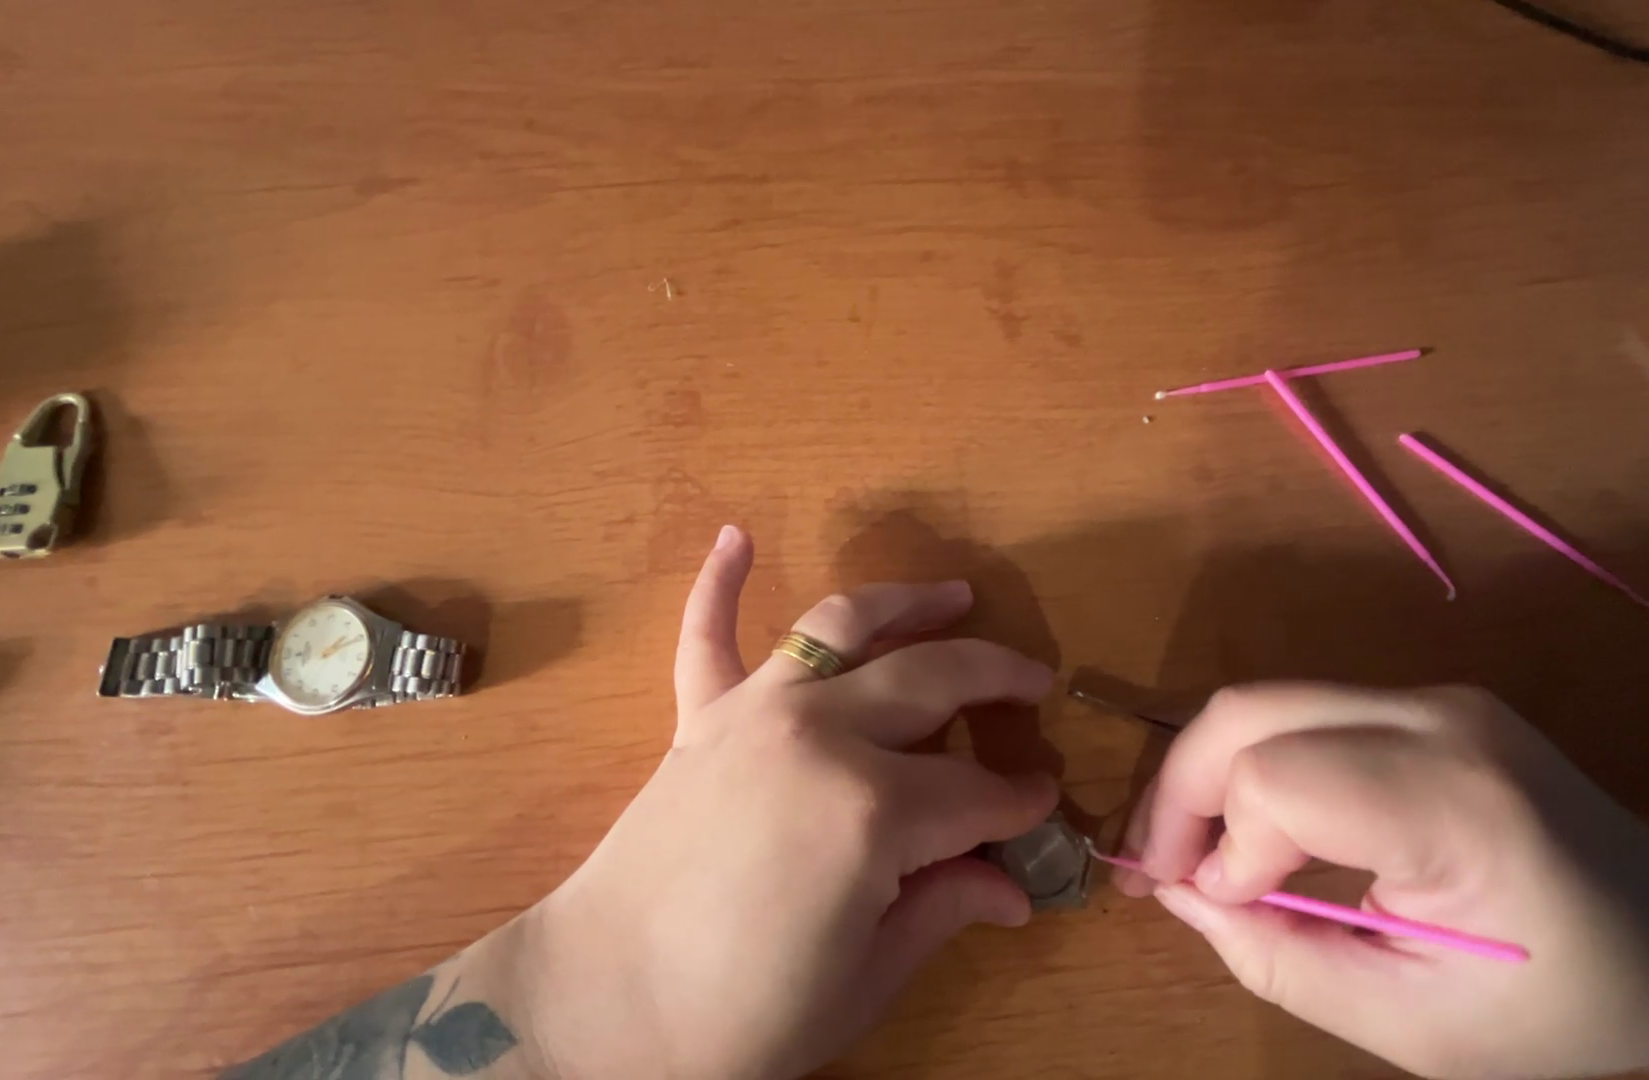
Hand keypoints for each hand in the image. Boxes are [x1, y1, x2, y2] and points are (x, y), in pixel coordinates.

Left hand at [512, 526, 1058, 1079]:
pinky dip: (719, 581)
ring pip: (840, 626)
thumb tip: (1013, 887)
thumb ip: (945, 910)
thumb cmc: (743, 1014)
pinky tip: (736, 535)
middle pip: (932, 680)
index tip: (1045, 805)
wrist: (604, 1003)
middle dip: (996, 675)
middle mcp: (820, 734)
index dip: (1020, 801)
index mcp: (874, 811)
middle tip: (1034, 680)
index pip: (977, 792)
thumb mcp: (866, 977)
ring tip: (952, 593)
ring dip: (903, 601)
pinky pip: (707, 633)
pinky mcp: (700, 715)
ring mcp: (755, 712)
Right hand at [1114, 683, 1648, 1079]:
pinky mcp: (1406, 697)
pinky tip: (1235, 818)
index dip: (1223, 844)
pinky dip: (1236, 761)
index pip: (1277, 781)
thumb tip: (1179, 894)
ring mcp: (1422, 695)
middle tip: (1157, 864)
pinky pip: (1284, 713)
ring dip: (1197, 772)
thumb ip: (1279, 963)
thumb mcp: (1418, 1027)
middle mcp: (1434, 719)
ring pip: (1252, 704)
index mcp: (1460, 804)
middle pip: (1245, 715)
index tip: (1222, 906)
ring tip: (1184, 844)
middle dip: (1179, 791)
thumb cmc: (1563, 1001)